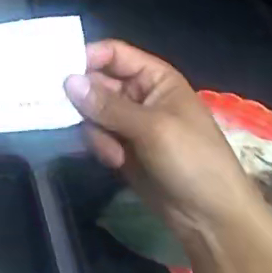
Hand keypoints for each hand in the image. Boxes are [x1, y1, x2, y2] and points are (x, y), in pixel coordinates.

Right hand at [64, 39, 261, 238]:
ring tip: (112, 152)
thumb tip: (69, 81)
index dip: (88, 57)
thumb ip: (109, 106)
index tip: (59, 70)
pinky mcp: (122, 149)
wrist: (212, 218)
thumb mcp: (152, 128)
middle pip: (98, 82)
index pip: (114, 54)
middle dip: (85, 99)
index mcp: (154, 77)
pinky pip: (97, 136)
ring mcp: (130, 123)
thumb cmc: (192, 159)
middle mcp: (140, 94)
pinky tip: (114, 163)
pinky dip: (99, 146)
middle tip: (66, 113)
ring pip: (93, 111)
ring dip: (95, 129)